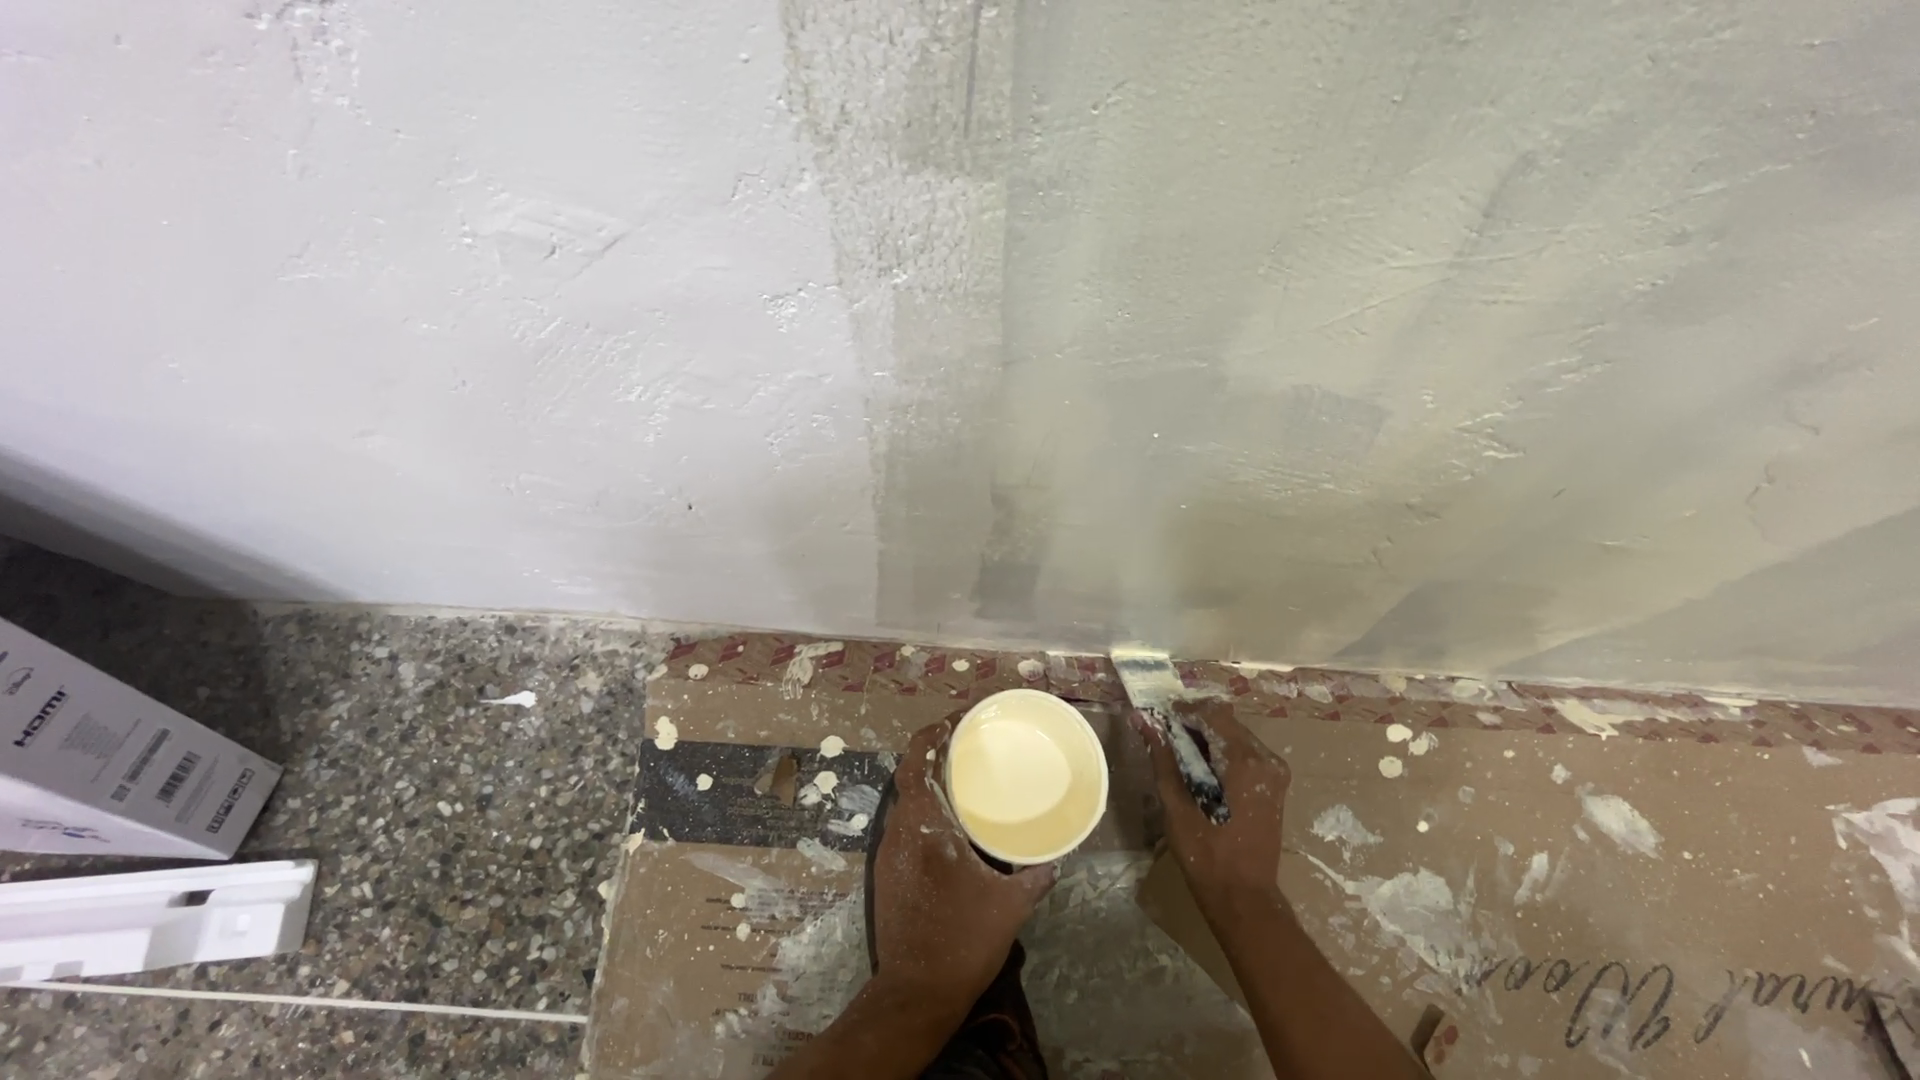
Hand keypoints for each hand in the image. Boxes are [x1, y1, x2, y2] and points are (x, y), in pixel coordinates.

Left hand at [869, 721, 1057, 1014]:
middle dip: (933, 757)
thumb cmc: (963, 940)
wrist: (916, 992)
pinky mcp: (887, 874)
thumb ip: (1034, 877)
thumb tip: (1055, 862)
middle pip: (910, 778)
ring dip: (928, 786)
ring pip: (906, 804)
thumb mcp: (1009, 906)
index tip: (954, 721)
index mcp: (926, 828)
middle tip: (966, 746)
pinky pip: (905, 828)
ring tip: (961, 780)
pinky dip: (924, 814)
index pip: (917, 763)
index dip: (931, 735)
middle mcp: (900, 832)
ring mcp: (889, 854)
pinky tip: (949, 826)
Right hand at [1135, 705, 1290, 923]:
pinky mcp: (1275, 786)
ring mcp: (1275, 772)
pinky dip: (1221, 754)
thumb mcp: (1176, 801)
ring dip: (1207, 739)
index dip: (1183, 711)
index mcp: (1244, 760)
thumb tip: (1142, 719)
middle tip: (1165, 737)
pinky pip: (1245, 754)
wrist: (1243, 895)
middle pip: (1226, 722)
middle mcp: (1266, 759)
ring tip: (1179, 755)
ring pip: (1235, 737)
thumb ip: (1162, 755)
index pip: (1212, 713)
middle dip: (1194, 725)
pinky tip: (1201, 771)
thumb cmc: (1205, 852)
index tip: (1159, 719)